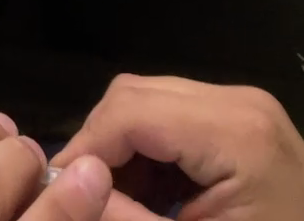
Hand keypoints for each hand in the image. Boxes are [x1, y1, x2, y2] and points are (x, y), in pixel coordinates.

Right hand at [52, 76, 303, 220]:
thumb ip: (127, 219)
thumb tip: (66, 190)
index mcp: (235, 131)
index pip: (130, 111)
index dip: (84, 146)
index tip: (55, 187)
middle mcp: (239, 100)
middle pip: (135, 94)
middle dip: (100, 142)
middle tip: (86, 194)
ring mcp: (246, 105)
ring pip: (149, 99)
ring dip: (123, 145)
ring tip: (118, 199)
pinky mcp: (247, 119)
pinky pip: (176, 115)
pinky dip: (151, 149)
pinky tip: (152, 193)